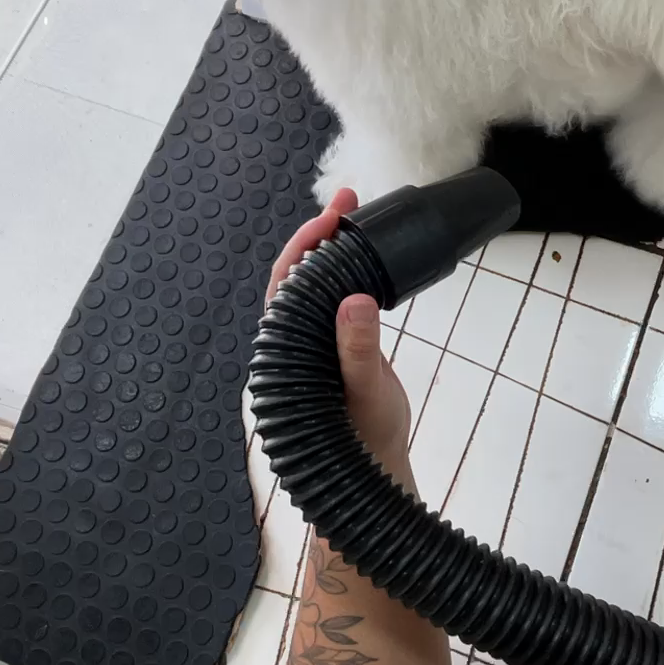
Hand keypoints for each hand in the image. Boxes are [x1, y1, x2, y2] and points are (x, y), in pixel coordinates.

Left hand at [266, 189, 417, 491]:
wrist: (376, 466)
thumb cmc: (368, 437)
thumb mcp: (367, 395)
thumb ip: (359, 352)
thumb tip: (355, 301)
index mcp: (291, 349)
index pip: (287, 284)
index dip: (306, 244)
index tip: (333, 214)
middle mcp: (299, 340)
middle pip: (300, 275)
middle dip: (321, 233)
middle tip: (348, 198)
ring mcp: (319, 342)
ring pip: (318, 285)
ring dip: (335, 249)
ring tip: (356, 215)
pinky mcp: (340, 345)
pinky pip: (338, 300)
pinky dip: (349, 272)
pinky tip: (365, 258)